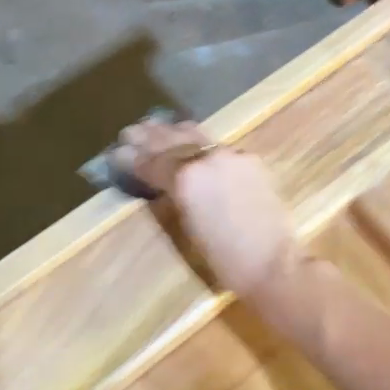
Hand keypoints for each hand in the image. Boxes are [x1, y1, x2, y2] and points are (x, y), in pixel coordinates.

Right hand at [110, 120, 299, 296]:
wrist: (272, 262)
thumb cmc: (223, 259)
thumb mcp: (186, 228)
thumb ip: (171, 197)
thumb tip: (158, 184)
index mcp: (185, 178)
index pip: (151, 162)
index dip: (131, 158)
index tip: (116, 152)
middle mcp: (206, 158)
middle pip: (171, 141)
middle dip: (148, 137)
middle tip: (130, 132)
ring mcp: (230, 154)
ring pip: (195, 135)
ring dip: (173, 132)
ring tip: (156, 127)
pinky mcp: (250, 159)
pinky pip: (217, 146)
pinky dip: (199, 142)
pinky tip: (191, 141)